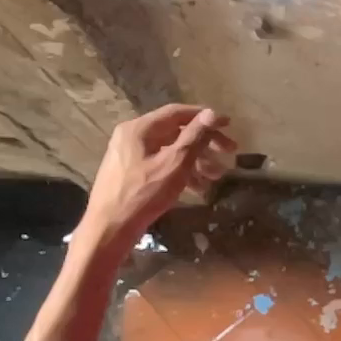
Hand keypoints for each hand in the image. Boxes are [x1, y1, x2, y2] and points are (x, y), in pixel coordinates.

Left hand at [78, 105, 234, 252]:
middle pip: (175, 131)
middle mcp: (133, 136)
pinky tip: (198, 187)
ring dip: (196, 160)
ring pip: (170, 150)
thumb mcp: (175, 164)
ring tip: (217, 176)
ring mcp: (130, 154)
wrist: (110, 227)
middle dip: (204, 142)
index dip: (205, 117)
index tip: (228, 125)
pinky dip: (181, 171)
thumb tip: (212, 113)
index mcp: (140, 128)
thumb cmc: (143, 194)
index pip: (177, 113)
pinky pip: (161, 163)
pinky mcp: (131, 172)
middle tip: (229, 152)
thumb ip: (195, 138)